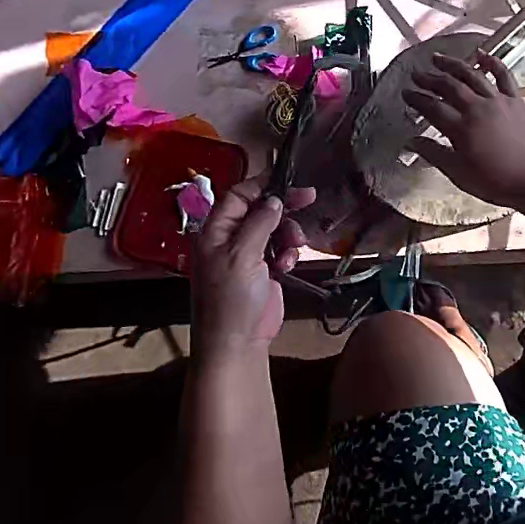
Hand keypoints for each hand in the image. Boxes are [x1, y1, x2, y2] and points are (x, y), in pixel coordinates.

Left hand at [192, 178, 315, 353]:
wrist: (237, 342)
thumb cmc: (231, 299)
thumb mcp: (242, 256)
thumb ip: (258, 223)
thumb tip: (274, 200)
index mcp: (215, 231)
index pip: (238, 195)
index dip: (263, 185)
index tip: (291, 182)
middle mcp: (230, 239)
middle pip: (260, 209)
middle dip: (283, 208)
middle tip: (309, 199)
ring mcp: (247, 254)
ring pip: (275, 227)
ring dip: (288, 233)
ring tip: (293, 249)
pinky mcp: (264, 269)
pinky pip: (281, 248)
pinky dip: (288, 252)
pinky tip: (287, 266)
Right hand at [404, 51, 524, 206]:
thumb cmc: (497, 181)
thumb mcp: (460, 174)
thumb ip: (434, 154)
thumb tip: (411, 142)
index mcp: (461, 128)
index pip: (432, 108)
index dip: (416, 99)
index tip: (406, 94)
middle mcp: (477, 108)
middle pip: (448, 87)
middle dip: (429, 79)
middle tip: (416, 74)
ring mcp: (498, 101)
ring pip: (471, 75)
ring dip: (453, 64)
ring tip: (438, 58)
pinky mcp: (515, 100)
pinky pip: (503, 75)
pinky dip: (492, 62)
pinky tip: (482, 53)